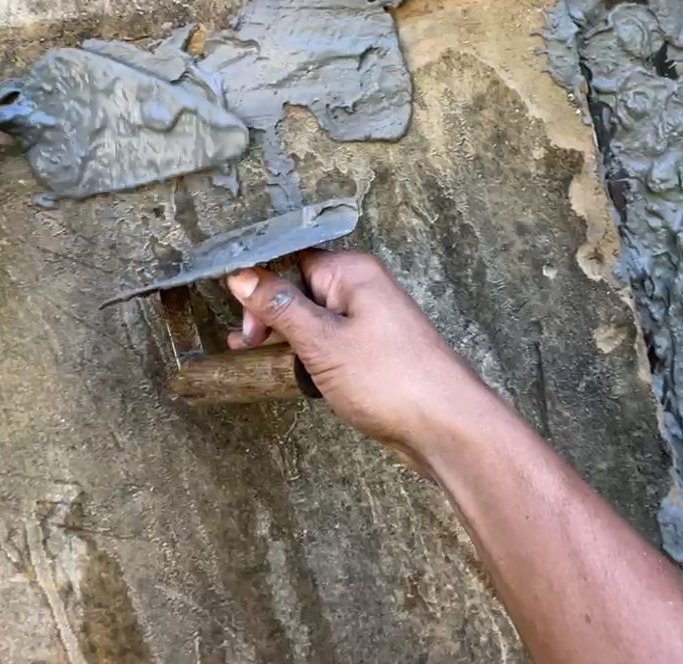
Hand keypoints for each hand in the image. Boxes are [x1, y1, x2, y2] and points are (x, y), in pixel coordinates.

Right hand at [223, 252, 496, 462]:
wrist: (444, 425)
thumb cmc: (386, 376)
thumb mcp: (321, 340)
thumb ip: (280, 307)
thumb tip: (241, 276)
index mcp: (352, 271)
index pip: (292, 258)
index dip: (262, 280)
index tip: (238, 309)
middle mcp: (361, 287)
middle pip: (300, 286)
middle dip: (269, 310)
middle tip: (249, 342)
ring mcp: (367, 318)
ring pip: (312, 316)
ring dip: (283, 332)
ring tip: (248, 350)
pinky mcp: (369, 349)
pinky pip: (327, 339)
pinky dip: (304, 350)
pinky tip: (282, 365)